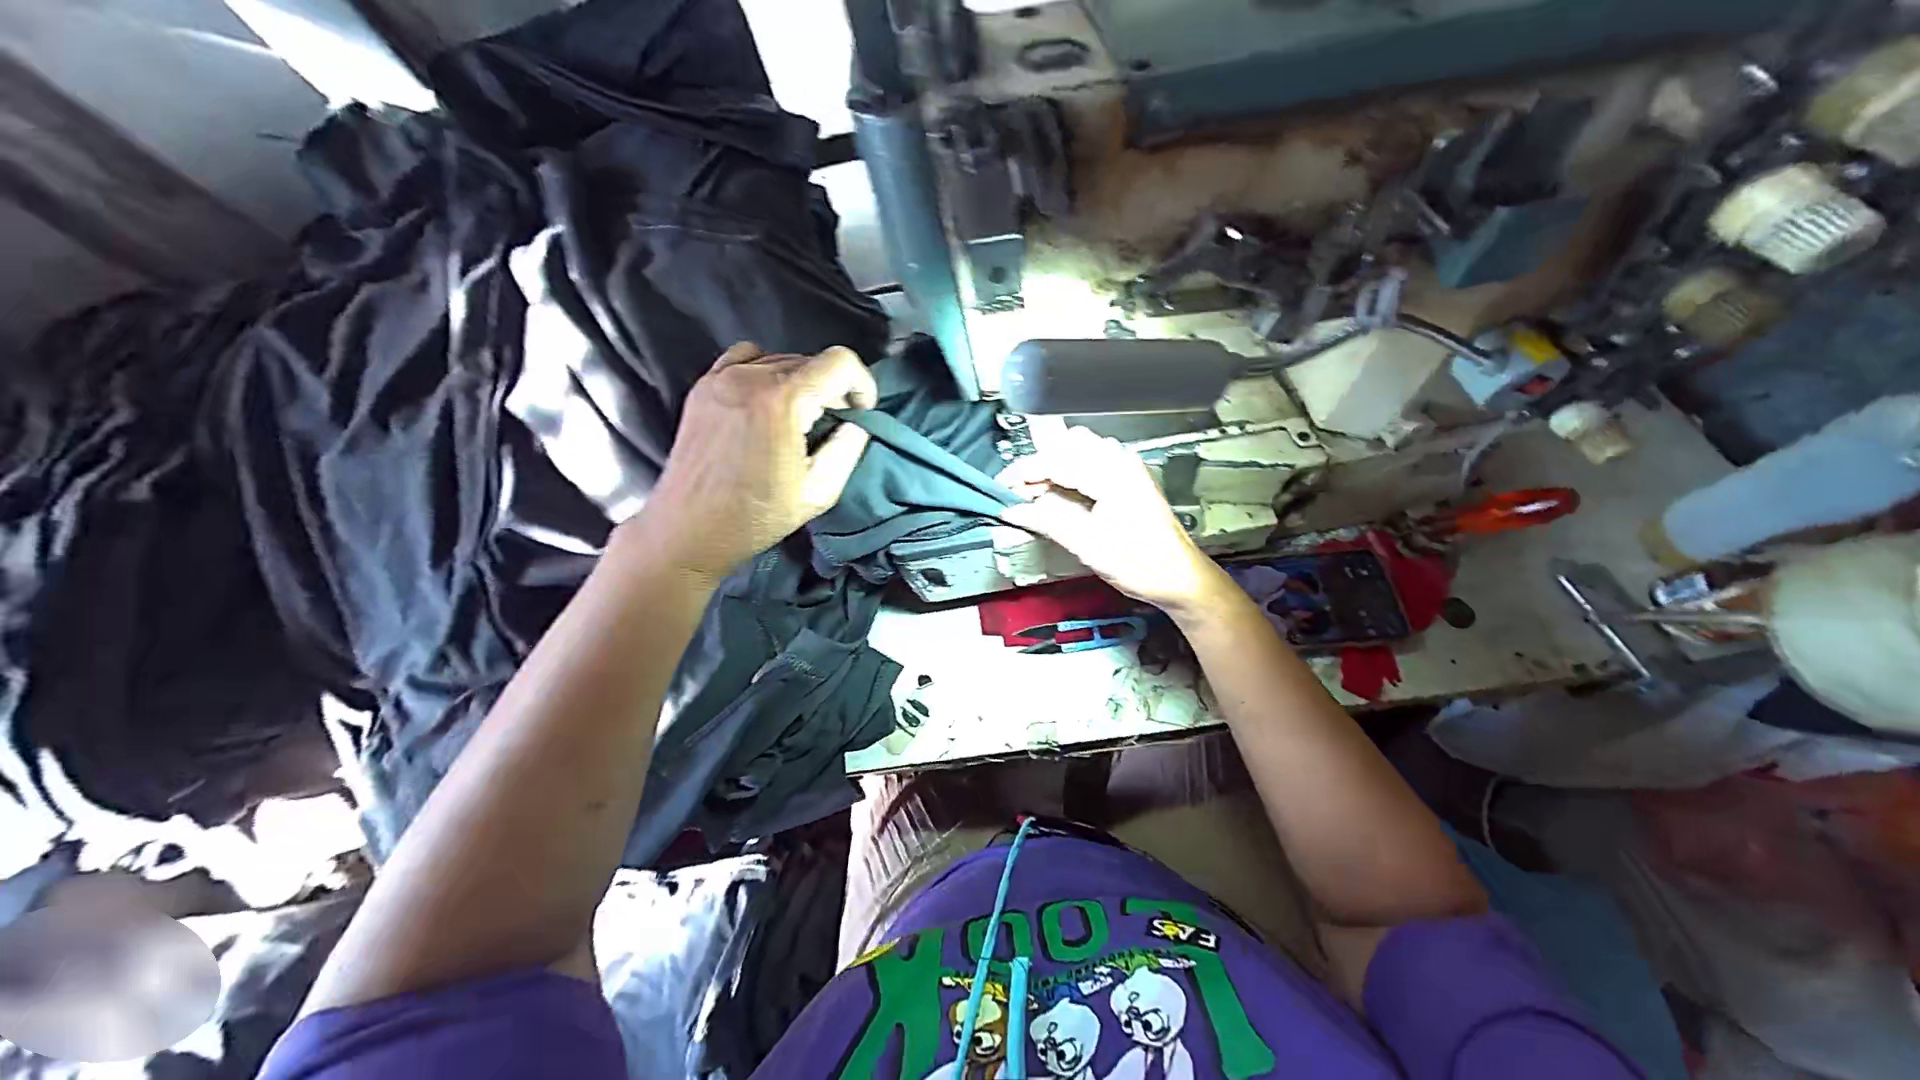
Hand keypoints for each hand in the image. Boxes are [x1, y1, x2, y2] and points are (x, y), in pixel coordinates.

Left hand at [628, 342, 877, 583]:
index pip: (839, 362)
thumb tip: (856, 423)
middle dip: (831, 388)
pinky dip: (765, 373)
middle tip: (832, 424)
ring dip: (801, 383)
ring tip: (799, 419)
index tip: (861, 411)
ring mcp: (721, 379)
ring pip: (780, 359)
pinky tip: (767, 404)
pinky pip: (745, 360)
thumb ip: (848, 447)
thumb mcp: (820, 491)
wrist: (689, 529)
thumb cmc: (756, 517)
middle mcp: (750, 378)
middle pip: (810, 360)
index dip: (861, 383)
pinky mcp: (703, 388)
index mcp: (782, 401)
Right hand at [999, 428, 1237, 618]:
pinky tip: (1060, 496)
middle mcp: (1121, 461)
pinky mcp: (1129, 479)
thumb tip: (1013, 510)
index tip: (1002, 488)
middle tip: (1019, 494)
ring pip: (1078, 450)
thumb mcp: (1086, 545)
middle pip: (1066, 445)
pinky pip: (1091, 462)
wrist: (1181, 578)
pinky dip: (1070, 473)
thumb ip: (1046, 520)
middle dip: (1038, 466)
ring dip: (1053, 468)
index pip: (1056, 459)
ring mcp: (1127, 468)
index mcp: (1111, 473)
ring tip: (1037, 496)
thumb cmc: (1142, 564)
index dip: (1023, 472)